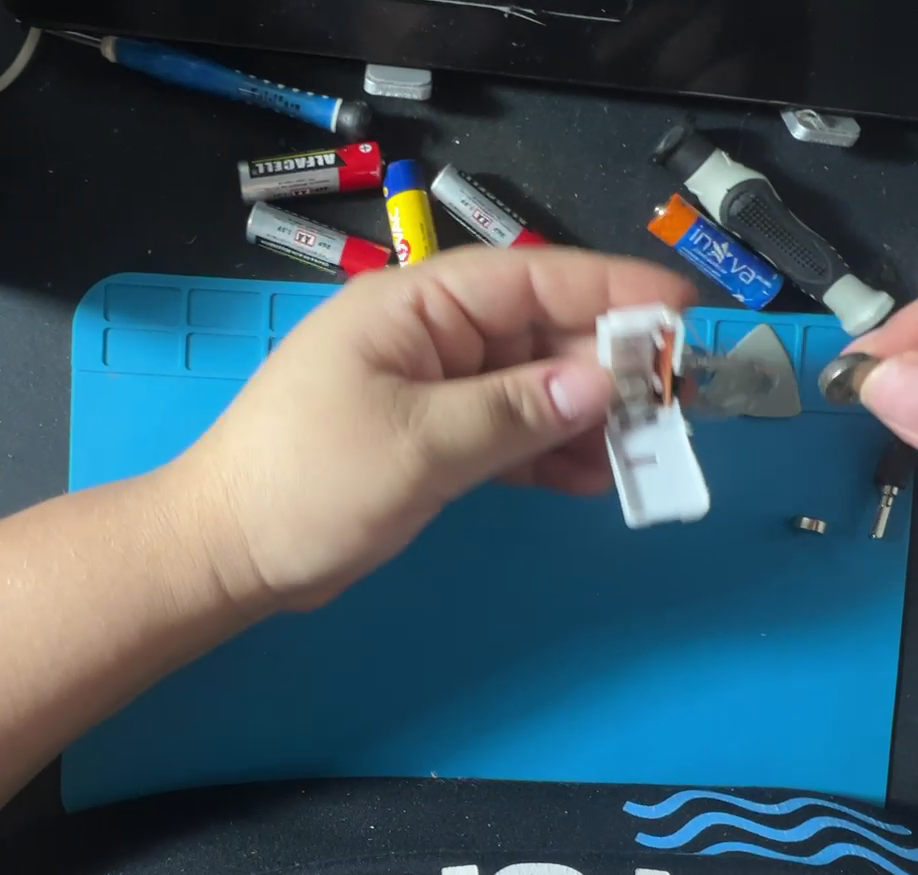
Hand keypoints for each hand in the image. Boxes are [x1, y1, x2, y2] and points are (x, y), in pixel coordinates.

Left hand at [173, 246, 690, 610]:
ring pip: (527, 391)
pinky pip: (503, 437)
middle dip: (605, 367)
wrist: (234, 552)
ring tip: (644, 450)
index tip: (683, 312)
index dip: (610, 292)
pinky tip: (592, 476)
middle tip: (676, 403)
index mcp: (413, 307)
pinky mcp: (431, 444)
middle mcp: (428, 340)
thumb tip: (601, 380)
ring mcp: (430, 394)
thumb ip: (513, 411)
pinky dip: (545, 455)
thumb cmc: (310, 482)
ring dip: (583, 418)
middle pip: (535, 337)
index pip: (528, 279)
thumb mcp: (417, 443)